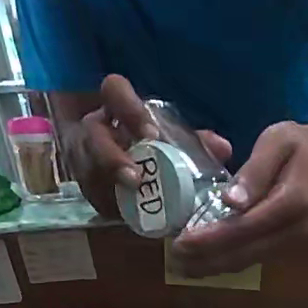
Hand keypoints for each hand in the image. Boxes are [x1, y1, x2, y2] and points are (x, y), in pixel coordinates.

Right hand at [62, 73, 229, 218]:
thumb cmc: (149, 143)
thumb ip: (194, 140)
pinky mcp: (88, 190)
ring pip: (87, 172)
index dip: (130, 110)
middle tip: (135, 178)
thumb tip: (223, 149)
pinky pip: (96, 200)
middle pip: (93, 138)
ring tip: (134, 205)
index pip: (113, 90)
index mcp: (114, 107)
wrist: (114, 156)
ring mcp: (84, 160)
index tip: (151, 134)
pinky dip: (114, 208)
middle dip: (112, 159)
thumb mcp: (169, 137)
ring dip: (111, 189)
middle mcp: (94, 131)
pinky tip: (132, 216)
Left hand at [170, 120, 307, 276]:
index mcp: (292, 202)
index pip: (245, 227)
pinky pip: (250, 258)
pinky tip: (202, 260)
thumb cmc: (299, 145)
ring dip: (212, 266)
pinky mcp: (283, 246)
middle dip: (206, 260)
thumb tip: (230, 201)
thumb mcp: (277, 140)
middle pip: (243, 254)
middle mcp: (293, 230)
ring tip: (181, 263)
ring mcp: (290, 243)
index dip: (211, 239)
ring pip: (246, 262)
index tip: (181, 242)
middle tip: (173, 259)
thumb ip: (254, 170)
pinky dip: (224, 261)